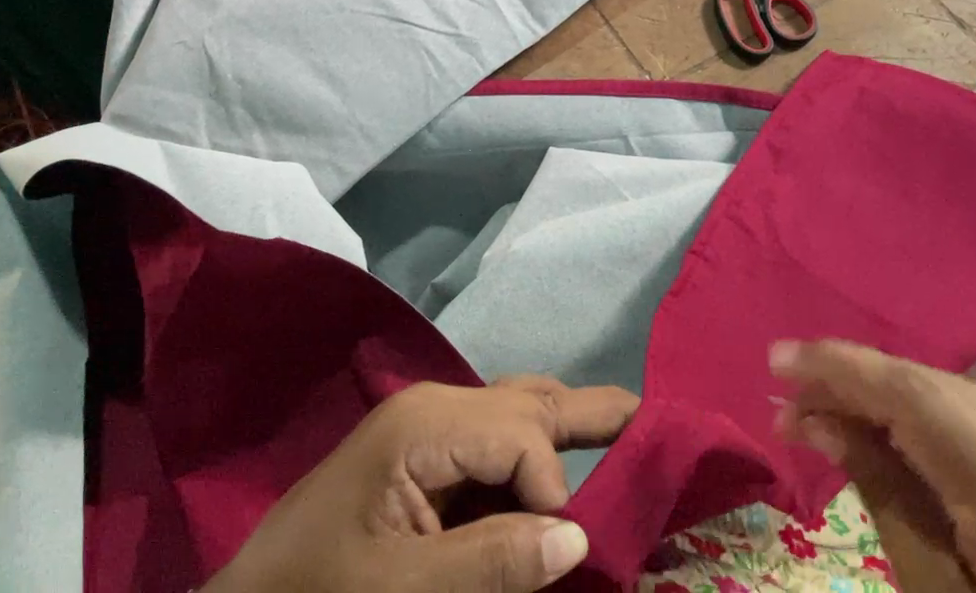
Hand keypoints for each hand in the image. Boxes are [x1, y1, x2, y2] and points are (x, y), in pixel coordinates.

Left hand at [201, 376, 638, 592]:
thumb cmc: (322, 591)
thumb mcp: (404, 591)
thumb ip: (492, 562)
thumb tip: (578, 537)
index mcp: (425, 425)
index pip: (523, 434)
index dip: (553, 491)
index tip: (562, 551)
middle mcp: (434, 409)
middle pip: (527, 402)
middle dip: (588, 414)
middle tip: (653, 416)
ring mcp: (429, 429)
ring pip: (516, 411)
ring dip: (565, 425)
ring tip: (623, 425)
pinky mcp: (426, 455)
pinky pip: (495, 440)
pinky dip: (534, 452)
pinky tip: (561, 460)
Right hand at [770, 340, 975, 592]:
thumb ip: (885, 500)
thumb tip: (822, 424)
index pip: (913, 396)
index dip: (840, 368)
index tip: (775, 362)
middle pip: (931, 384)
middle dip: (852, 376)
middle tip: (786, 394)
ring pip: (955, 392)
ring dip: (883, 391)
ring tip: (822, 409)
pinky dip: (924, 412)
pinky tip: (888, 427)